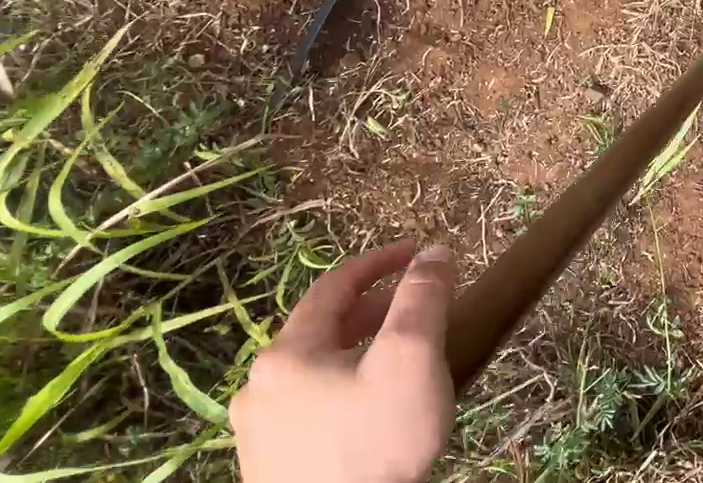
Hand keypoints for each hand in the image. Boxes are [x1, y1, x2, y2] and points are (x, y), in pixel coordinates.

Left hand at [233, 242, 458, 482]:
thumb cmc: (375, 437)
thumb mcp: (411, 356)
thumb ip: (423, 297)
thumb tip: (433, 252)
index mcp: (287, 354)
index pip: (335, 285)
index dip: (382, 260)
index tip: (423, 250)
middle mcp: (261, 386)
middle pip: (326, 325)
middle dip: (381, 305)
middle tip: (427, 304)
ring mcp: (260, 428)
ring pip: (320, 364)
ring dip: (366, 344)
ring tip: (411, 352)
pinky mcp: (273, 461)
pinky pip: (315, 399)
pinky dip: (351, 379)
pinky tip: (381, 400)